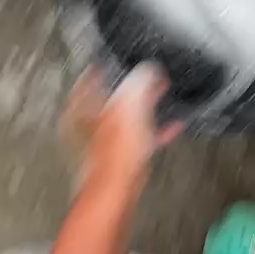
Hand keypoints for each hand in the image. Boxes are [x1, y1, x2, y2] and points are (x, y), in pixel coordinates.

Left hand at [59, 65, 181, 197]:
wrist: (115, 191)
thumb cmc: (113, 153)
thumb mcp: (129, 107)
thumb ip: (139, 84)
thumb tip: (147, 70)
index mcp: (84, 110)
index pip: (87, 81)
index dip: (101, 69)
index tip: (109, 63)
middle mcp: (90, 125)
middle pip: (110, 99)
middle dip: (129, 89)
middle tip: (143, 78)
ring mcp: (104, 143)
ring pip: (126, 118)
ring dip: (144, 107)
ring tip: (160, 96)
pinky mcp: (119, 159)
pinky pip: (140, 137)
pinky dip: (154, 130)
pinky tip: (170, 126)